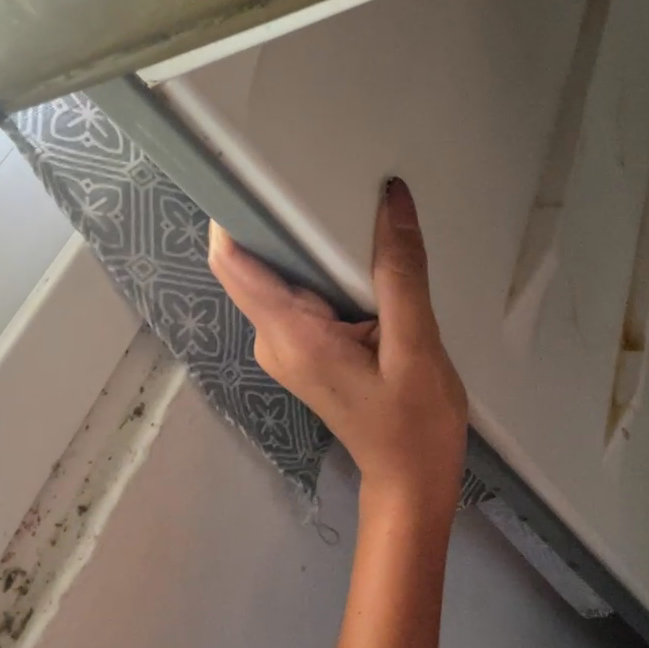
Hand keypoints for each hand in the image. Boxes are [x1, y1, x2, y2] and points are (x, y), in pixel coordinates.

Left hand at [208, 178, 468, 521]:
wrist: (412, 481)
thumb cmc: (414, 424)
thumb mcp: (416, 346)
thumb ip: (400, 271)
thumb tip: (392, 200)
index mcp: (291, 336)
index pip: (233, 262)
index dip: (232, 212)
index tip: (254, 166)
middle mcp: (274, 338)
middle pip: (255, 262)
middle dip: (282, 217)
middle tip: (324, 173)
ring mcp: (288, 346)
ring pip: (280, 276)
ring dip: (307, 242)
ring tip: (350, 205)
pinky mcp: (306, 349)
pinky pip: (301, 295)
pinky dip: (323, 269)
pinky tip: (359, 253)